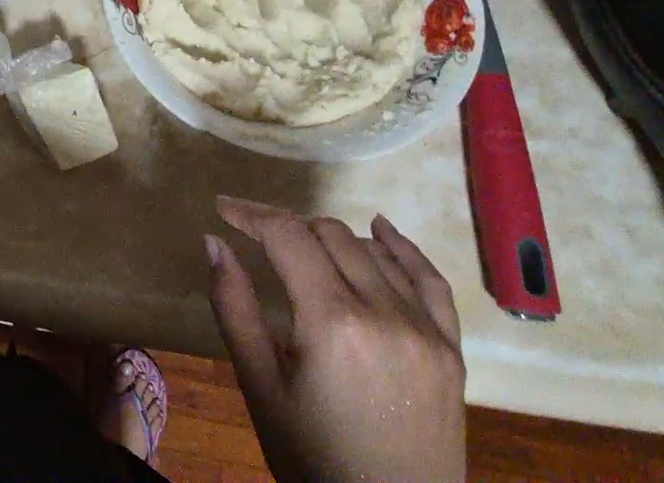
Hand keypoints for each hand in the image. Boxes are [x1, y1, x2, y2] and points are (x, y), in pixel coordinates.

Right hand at [206, 196, 466, 482]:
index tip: (222, 208)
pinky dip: (401, 249)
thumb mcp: (258, 384)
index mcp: (332, 321)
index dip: (251, 214)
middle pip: (330, 235)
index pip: (288, 237)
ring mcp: (425, 330)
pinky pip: (430, 280)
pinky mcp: (450, 349)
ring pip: (373, 251)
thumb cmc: (310, 454)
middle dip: (285, 224)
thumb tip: (213, 241)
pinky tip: (380, 229)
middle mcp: (385, 313)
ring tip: (298, 246)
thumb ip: (233, 306)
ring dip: (330, 237)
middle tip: (251, 233)